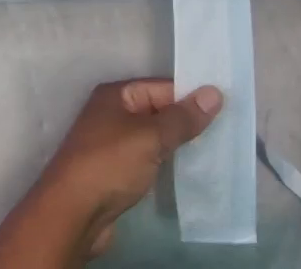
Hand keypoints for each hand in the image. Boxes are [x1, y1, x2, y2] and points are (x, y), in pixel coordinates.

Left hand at [30, 80, 221, 257]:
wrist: (73, 212)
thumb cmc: (110, 164)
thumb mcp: (150, 136)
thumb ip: (183, 118)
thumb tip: (214, 92)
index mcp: (116, 95)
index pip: (161, 87)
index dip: (190, 96)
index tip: (225, 106)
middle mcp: (112, 113)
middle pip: (158, 111)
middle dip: (187, 121)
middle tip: (227, 129)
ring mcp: (113, 143)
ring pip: (154, 137)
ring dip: (178, 143)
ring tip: (215, 150)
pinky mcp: (116, 171)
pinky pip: (148, 158)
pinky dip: (166, 162)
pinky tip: (189, 171)